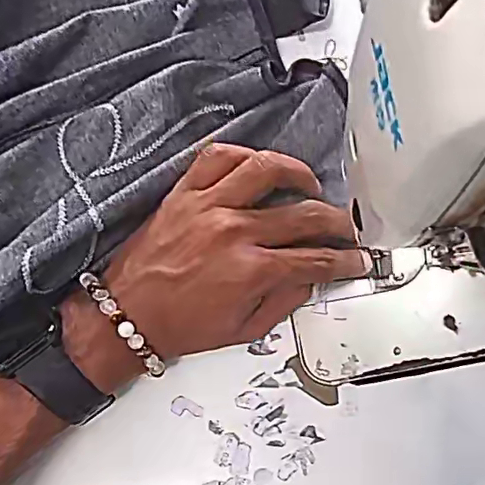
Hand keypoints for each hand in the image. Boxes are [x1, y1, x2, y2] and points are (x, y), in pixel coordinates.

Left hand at [62, 144, 365, 390]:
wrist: (128, 315)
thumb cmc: (178, 325)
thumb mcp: (243, 329)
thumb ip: (284, 301)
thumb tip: (311, 279)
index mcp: (251, 271)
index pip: (316, 258)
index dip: (345, 260)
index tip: (355, 259)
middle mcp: (233, 232)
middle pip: (304, 214)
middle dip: (337, 223)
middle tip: (344, 229)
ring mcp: (208, 207)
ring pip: (267, 169)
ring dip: (298, 174)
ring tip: (308, 186)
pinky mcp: (184, 194)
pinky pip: (218, 157)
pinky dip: (244, 155)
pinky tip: (256, 167)